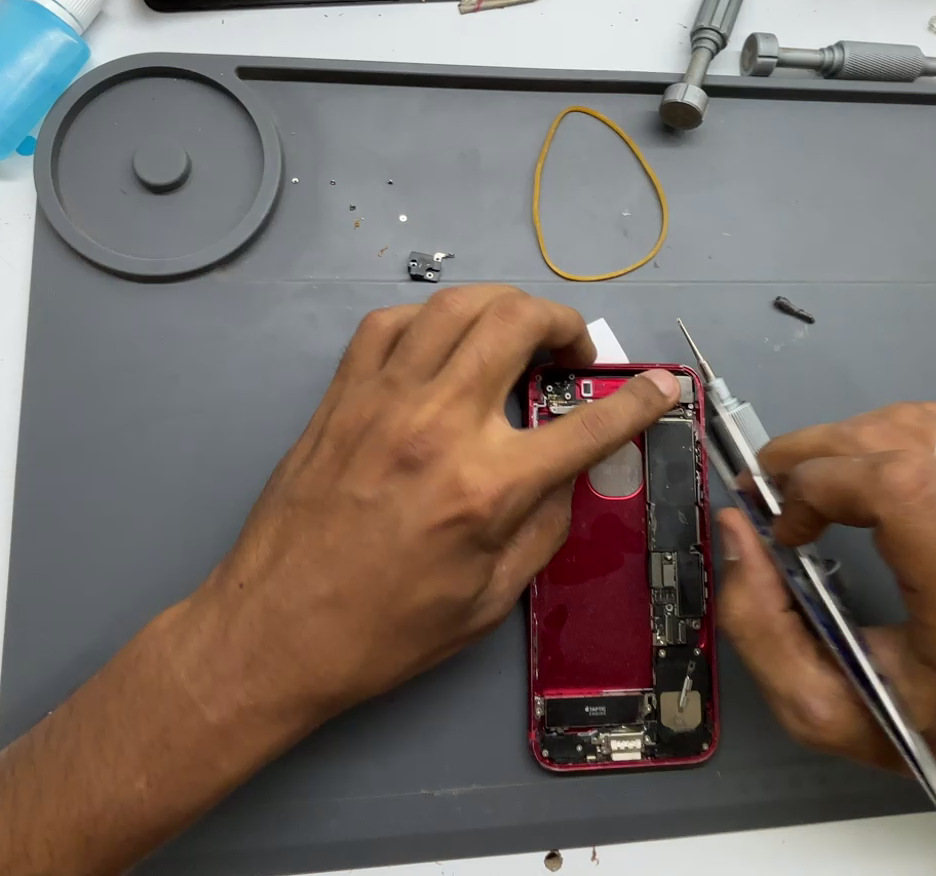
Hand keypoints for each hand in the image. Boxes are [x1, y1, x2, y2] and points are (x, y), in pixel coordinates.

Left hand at [195, 285, 678, 720]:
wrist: (275, 630)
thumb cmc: (388, 630)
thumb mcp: (492, 600)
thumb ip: (545, 525)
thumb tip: (572, 469)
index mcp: (489, 485)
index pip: (588, 425)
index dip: (639, 401)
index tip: (660, 386)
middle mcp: (441, 422)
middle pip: (518, 325)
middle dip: (564, 324)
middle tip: (569, 353)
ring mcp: (384, 398)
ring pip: (456, 306)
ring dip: (503, 305)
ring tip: (516, 333)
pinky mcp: (341, 394)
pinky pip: (389, 324)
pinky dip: (429, 318)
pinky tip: (440, 343)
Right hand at [717, 401, 935, 808]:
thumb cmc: (921, 739)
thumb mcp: (815, 710)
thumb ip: (757, 621)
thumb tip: (736, 521)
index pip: (902, 489)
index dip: (820, 484)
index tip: (788, 529)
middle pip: (898, 444)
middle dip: (812, 457)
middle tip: (776, 498)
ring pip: (916, 426)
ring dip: (841, 444)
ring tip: (813, 487)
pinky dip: (878, 443)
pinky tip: (861, 482)